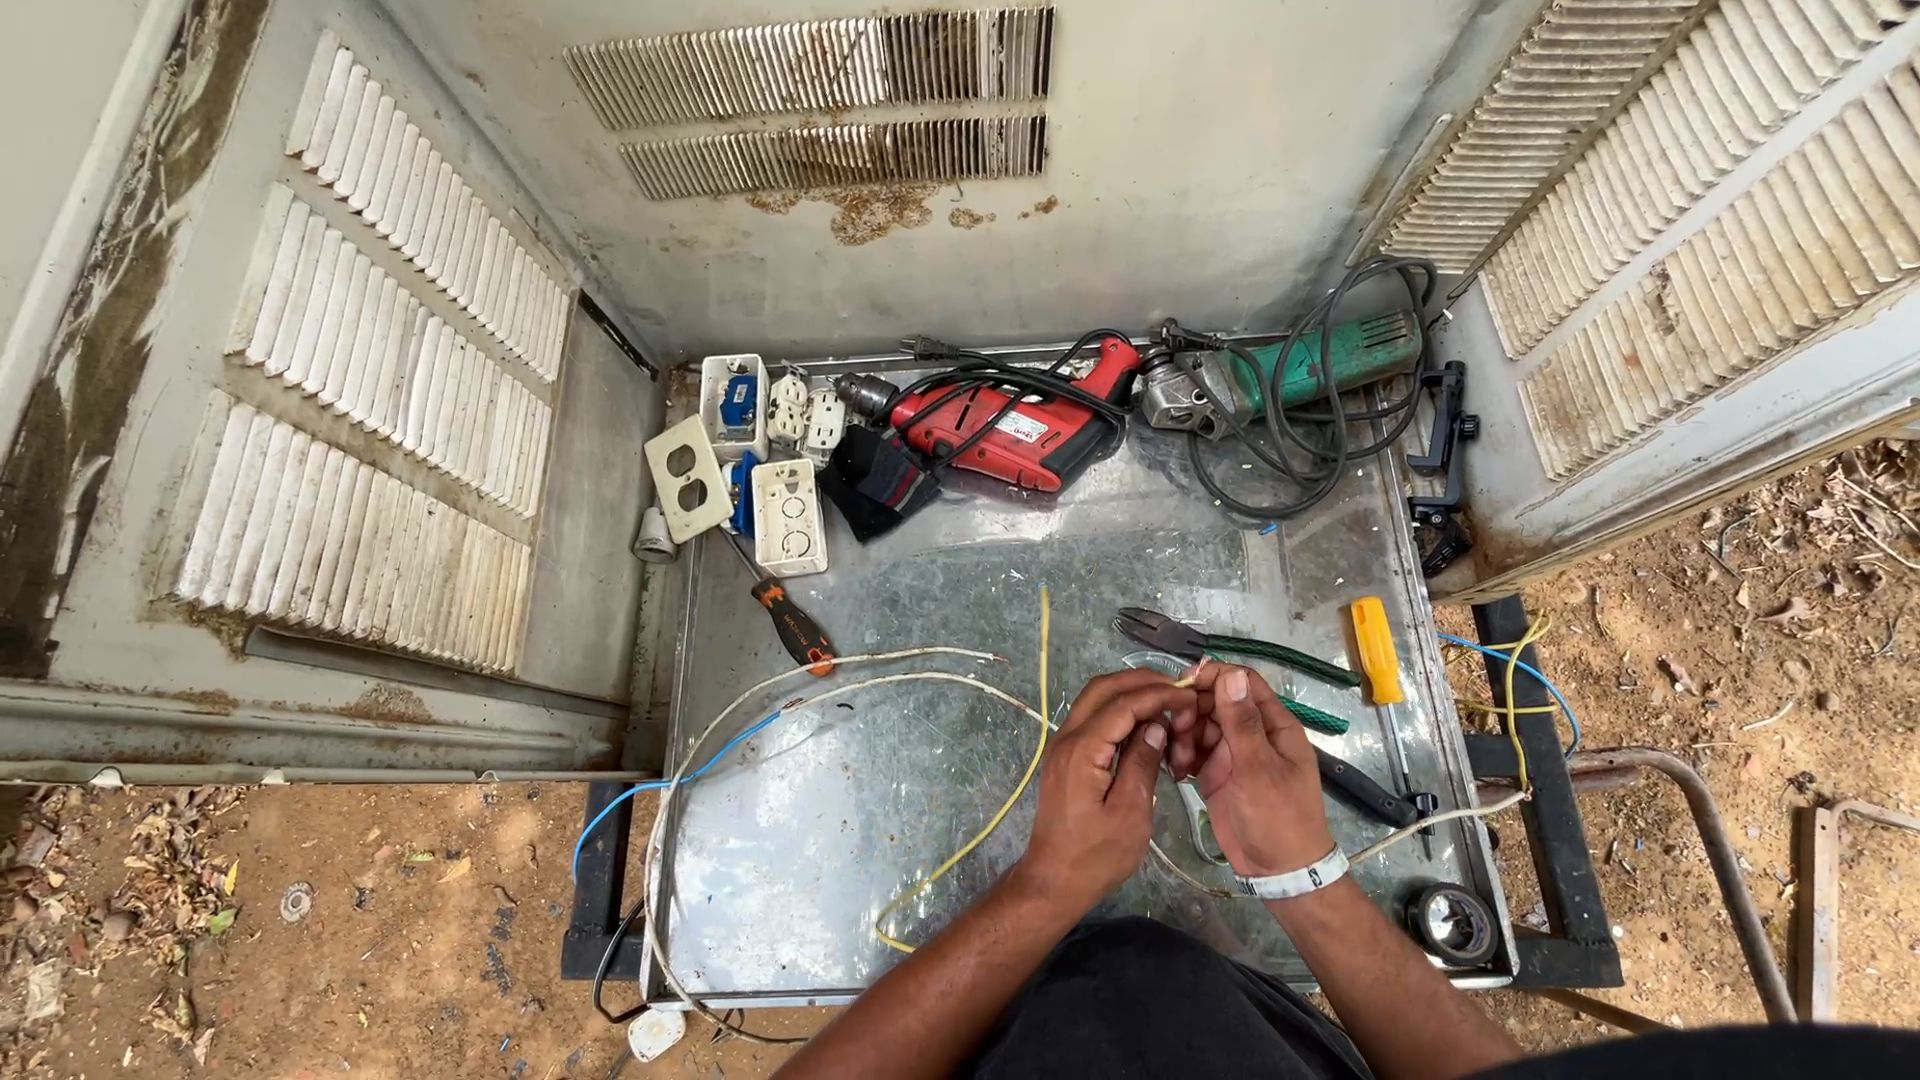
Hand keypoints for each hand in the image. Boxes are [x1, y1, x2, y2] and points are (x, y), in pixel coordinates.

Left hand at [1012, 671, 1196, 914]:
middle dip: (1140, 681)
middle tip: (1176, 687)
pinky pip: (1091, 718)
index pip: (1123, 704)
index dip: (1158, 695)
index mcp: (1083, 750)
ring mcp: (1062, 746)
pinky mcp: (1065, 757)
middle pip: (1102, 689)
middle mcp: (1066, 738)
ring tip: (1164, 699)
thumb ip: (1142, 764)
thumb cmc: (1096, 855)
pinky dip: (1117, 710)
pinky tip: (1142, 724)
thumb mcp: (1131, 814)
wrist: (1053, 879)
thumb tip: (1156, 725)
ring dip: (1127, 692)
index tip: (1188, 696)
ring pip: (1094, 700)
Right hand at [1187, 665, 1335, 876]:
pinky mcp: (1214, 772)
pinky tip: (1176, 772)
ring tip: (1179, 761)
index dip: (1214, 677)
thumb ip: (1242, 723)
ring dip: (1183, 736)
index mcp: (1273, 725)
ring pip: (1198, 725)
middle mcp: (1251, 733)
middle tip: (1178, 732)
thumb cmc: (1279, 818)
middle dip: (1192, 711)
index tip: (1183, 686)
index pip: (1242, 682)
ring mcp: (1231, 753)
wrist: (1277, 872)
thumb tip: (1230, 675)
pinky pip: (1191, 750)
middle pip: (1214, 701)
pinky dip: (1180, 756)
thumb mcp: (1259, 769)